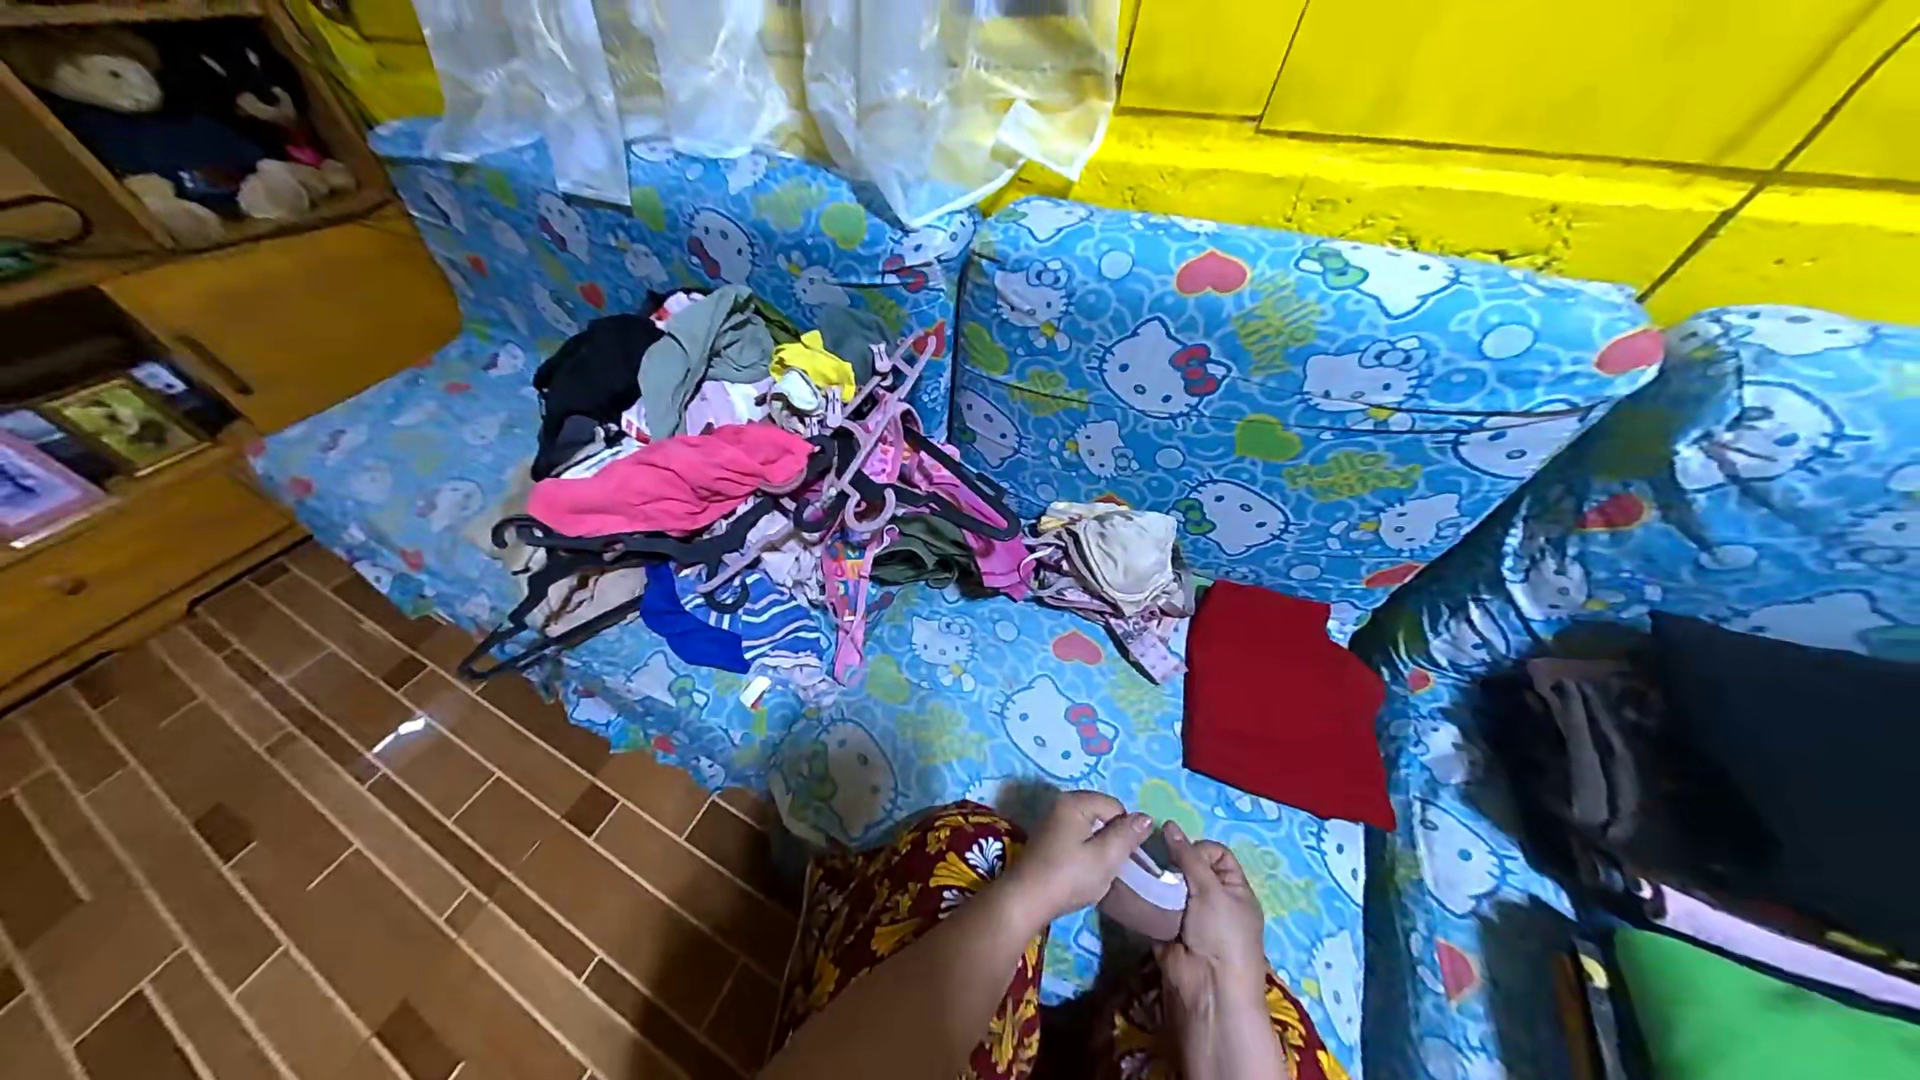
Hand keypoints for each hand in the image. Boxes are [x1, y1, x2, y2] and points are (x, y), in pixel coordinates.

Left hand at [999, 791, 1149, 925]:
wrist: (1026, 899)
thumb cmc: (1068, 876)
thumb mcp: (1105, 857)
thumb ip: (1127, 835)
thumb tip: (1146, 817)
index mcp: (1074, 801)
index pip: (1115, 806)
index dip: (1125, 831)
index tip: (1122, 857)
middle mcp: (1061, 803)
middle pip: (1101, 813)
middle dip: (1111, 837)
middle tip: (1110, 865)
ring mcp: (1051, 820)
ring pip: (1089, 826)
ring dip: (1098, 846)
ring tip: (1096, 870)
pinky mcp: (1047, 837)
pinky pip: (1075, 835)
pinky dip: (1083, 850)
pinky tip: (1081, 870)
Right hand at [1154, 822, 1285, 1079]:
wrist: (1207, 987)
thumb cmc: (1222, 934)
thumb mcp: (1211, 889)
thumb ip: (1188, 856)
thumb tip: (1169, 824)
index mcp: (1235, 890)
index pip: (1217, 854)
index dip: (1198, 848)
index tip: (1180, 853)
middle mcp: (1214, 899)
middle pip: (1190, 866)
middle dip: (1172, 861)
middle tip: (1153, 856)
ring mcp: (1190, 914)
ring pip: (1170, 883)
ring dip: (1158, 877)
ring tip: (1140, 868)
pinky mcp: (1168, 926)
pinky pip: (1156, 902)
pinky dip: (1147, 895)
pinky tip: (1134, 884)